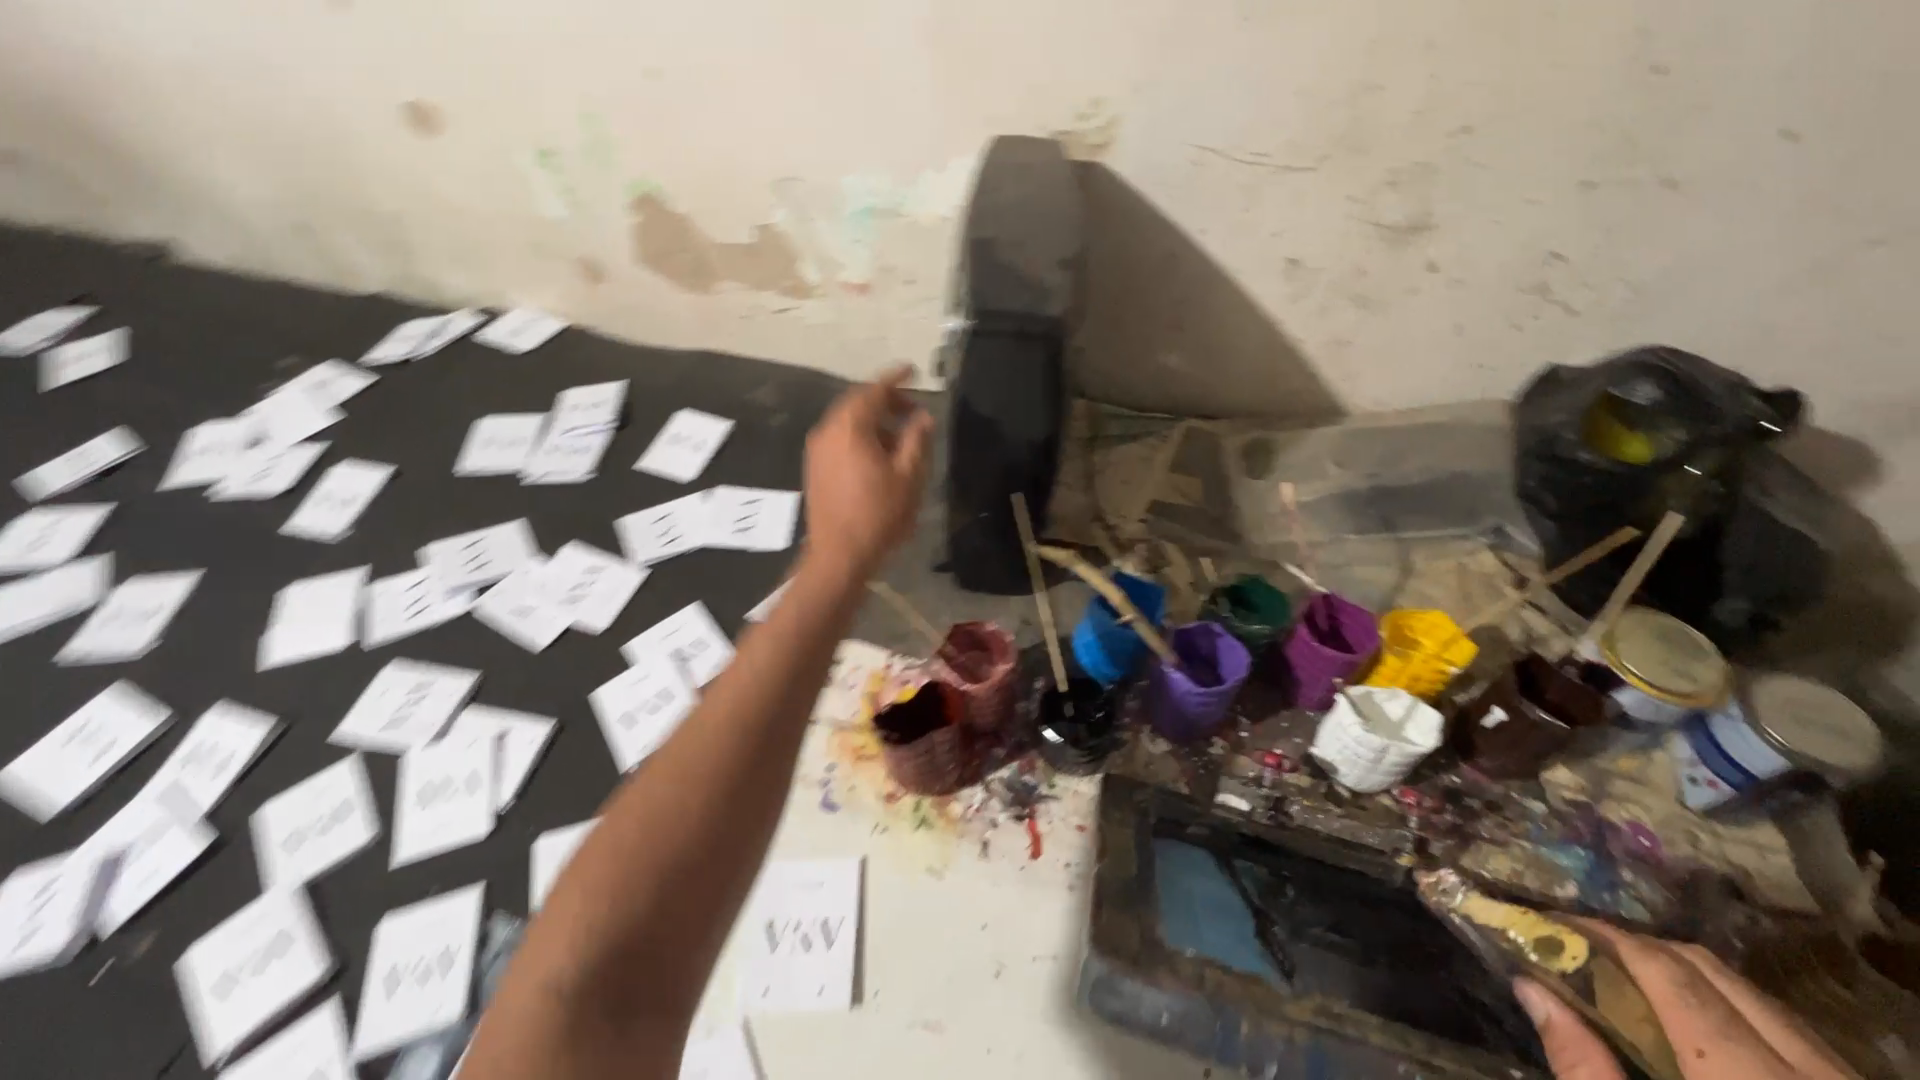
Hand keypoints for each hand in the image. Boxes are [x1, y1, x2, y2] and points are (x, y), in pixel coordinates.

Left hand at [802, 365, 932, 578]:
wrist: (839, 555)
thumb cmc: (878, 514)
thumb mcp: (908, 476)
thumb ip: (917, 440)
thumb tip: (923, 417)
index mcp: (849, 427)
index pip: (873, 390)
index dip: (895, 379)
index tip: (913, 371)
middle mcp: (827, 431)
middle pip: (857, 404)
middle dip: (886, 402)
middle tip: (913, 411)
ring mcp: (817, 450)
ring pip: (847, 423)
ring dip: (874, 422)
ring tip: (901, 438)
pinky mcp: (815, 468)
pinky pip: (839, 439)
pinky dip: (861, 437)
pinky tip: (880, 456)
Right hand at [1516, 920, 1858, 1079]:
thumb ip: (1586, 1069)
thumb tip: (1531, 987)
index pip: (1668, 973)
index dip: (1604, 938)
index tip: (1548, 925)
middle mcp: (1810, 1071)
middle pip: (1710, 970)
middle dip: (1636, 950)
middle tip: (1573, 949)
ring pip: (1752, 995)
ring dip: (1680, 978)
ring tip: (1621, 983)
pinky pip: (1786, 1030)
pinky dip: (1725, 1011)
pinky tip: (1686, 1030)